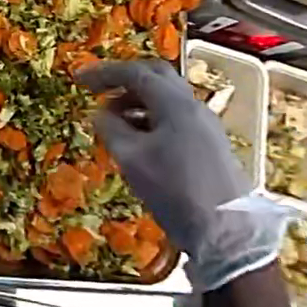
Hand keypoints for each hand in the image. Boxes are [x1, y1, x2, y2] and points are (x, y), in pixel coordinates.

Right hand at [80, 59, 285, 291]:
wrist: (227, 233)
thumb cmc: (174, 190)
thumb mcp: (131, 159)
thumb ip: (111, 129)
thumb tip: (99, 114)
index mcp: (175, 105)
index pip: (135, 74)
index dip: (104, 73)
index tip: (79, 78)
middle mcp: (194, 107)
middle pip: (156, 78)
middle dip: (123, 79)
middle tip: (97, 89)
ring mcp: (205, 126)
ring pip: (166, 99)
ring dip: (136, 100)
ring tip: (110, 118)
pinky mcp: (209, 145)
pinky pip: (175, 117)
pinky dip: (149, 117)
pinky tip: (136, 138)